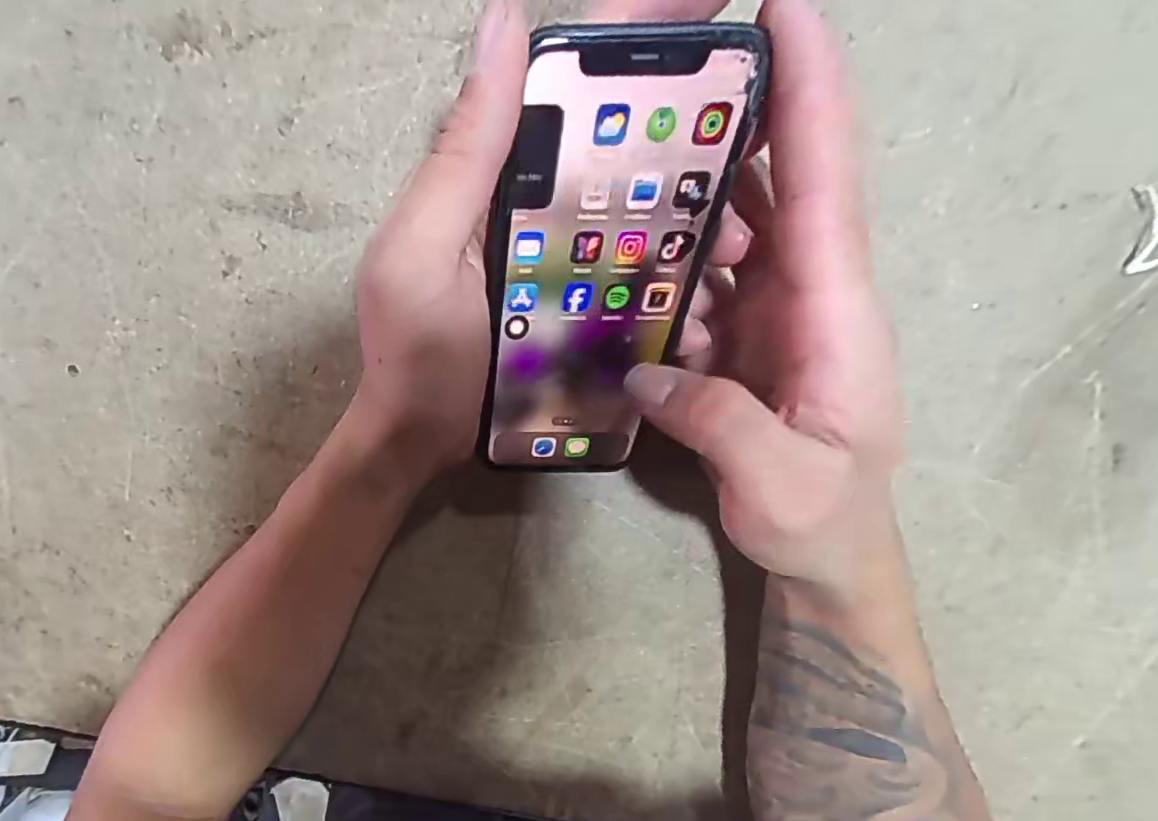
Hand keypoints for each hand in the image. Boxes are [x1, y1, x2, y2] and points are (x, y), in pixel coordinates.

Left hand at [349, 0, 741, 482]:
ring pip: (634, 218)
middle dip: (688, 145)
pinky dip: (667, 281)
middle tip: (745, 166)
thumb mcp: (421, 255)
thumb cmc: (412, 356)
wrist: (417, 440)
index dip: (638, 34)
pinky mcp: (567, 310)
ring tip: (730, 246)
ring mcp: (550, 263)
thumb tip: (504, 21)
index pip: (568, 87)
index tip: (715, 7)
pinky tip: (698, 297)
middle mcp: (526, 210)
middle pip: (617, 153)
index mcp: (491, 182)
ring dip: (690, 221)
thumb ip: (461, 155)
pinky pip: (628, 280)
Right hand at [623, 0, 905, 595]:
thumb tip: (643, 372)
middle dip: (734, 135)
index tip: (783, 18)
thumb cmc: (823, 519)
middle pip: (779, 192)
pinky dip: (666, 278)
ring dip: (687, 211)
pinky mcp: (736, 349)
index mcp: (835, 315)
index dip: (810, 99)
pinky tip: (627, 279)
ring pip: (733, 240)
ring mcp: (769, 323)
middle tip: (664, 103)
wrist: (826, 555)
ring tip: (628, 188)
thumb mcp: (783, 478)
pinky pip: (701, 293)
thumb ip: (718, 421)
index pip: (829, 186)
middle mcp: (806, 301)